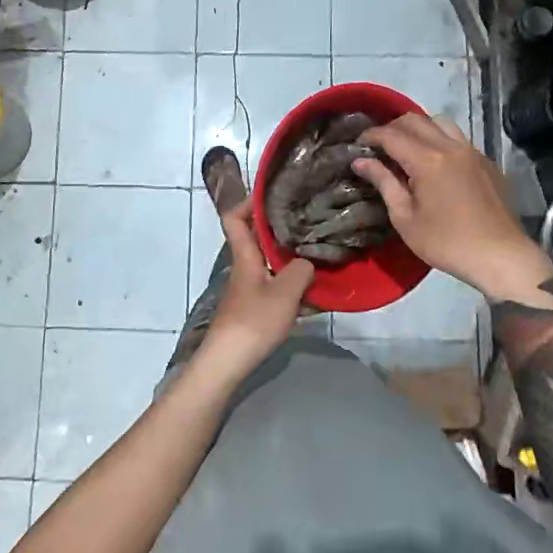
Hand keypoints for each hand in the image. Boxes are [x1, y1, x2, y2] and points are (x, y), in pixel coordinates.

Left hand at [196, 198, 318, 376]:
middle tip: (310, 221)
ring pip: (271, 263)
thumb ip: (299, 272)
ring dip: (292, 258)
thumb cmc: (253, 321)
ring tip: (322, 253)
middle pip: (258, 239)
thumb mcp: (284, 294)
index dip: (248, 203)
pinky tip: (320, 292)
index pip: (235, 219)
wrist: (230, 358)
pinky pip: (277, 287)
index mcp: (245, 257)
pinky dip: (295, 286)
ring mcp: (249, 287)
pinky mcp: (256, 306)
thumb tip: (307, 262)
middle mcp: (245, 267)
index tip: (272, 193)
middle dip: (281, 229)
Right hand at [352, 114, 552, 304]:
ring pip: (439, 123)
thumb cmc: (445, 242)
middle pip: (415, 121)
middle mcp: (452, 148)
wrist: (501, 258)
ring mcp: (473, 153)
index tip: (355, 146)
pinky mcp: (486, 163)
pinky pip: (457, 138)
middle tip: (377, 148)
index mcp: (428, 161)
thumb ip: (383, 182)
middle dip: (390, 129)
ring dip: (416, 130)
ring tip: (404, 151)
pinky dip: (437, 140)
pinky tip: (431, 164)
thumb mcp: (404, 216)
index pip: (391, 134)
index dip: (369, 136)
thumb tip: (360, 161)